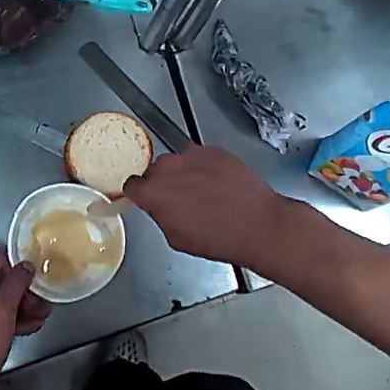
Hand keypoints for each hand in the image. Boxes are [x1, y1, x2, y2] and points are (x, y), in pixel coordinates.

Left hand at [0, 245, 49, 389]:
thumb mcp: (4, 307)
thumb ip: (17, 280)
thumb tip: (26, 265)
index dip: (13, 265)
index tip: (29, 280)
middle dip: (21, 289)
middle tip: (40, 301)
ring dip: (21, 305)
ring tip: (41, 316)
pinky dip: (11, 318)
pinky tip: (30, 326)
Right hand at [124, 146, 300, 268]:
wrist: (257, 224)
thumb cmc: (218, 238)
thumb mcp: (176, 238)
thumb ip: (160, 216)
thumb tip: (159, 208)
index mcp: (153, 193)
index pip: (132, 185)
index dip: (140, 193)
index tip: (147, 198)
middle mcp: (169, 168)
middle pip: (155, 170)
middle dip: (163, 183)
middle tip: (180, 199)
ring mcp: (192, 156)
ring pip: (178, 161)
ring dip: (183, 172)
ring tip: (203, 191)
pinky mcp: (214, 151)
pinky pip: (200, 156)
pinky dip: (204, 166)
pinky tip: (218, 184)